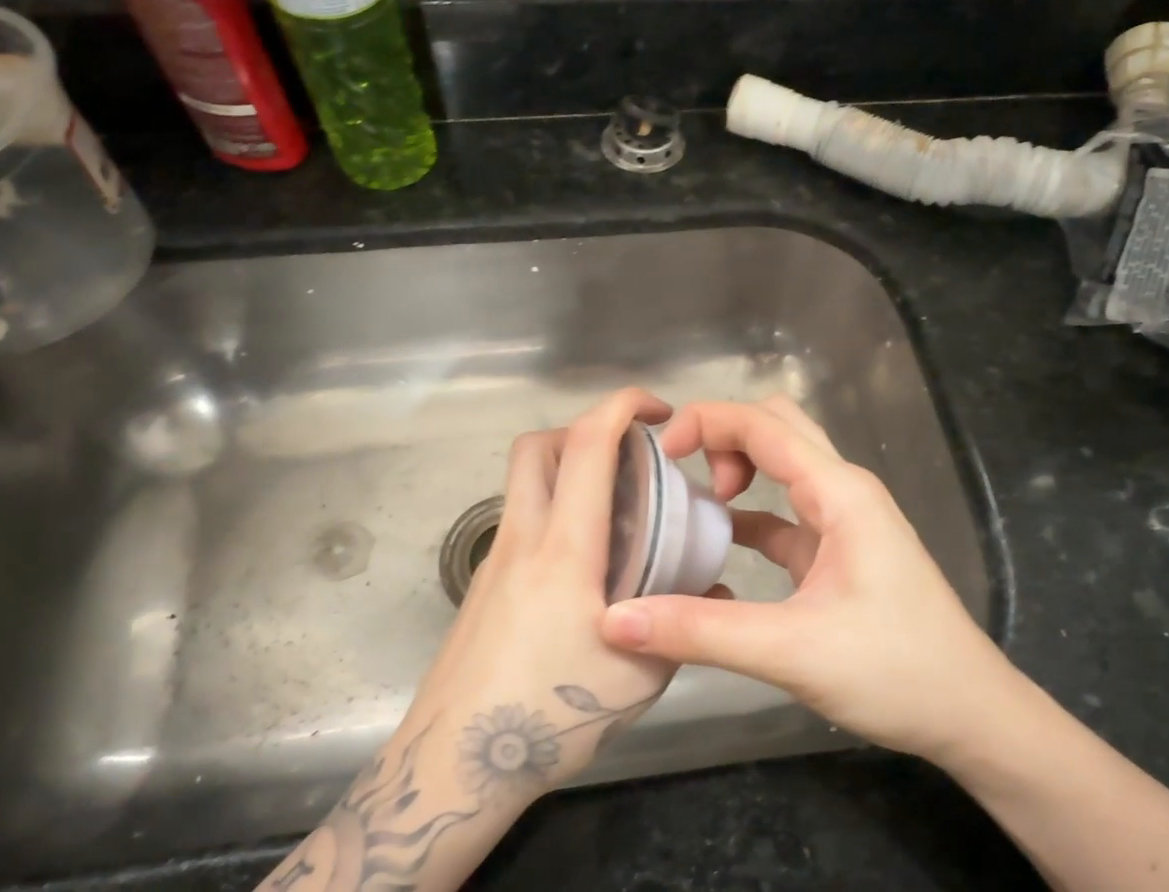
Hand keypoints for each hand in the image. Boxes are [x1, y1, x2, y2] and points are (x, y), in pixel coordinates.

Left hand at [253, 390, 678, 891]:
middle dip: (585, 430)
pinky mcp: (483, 585)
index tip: (659, 410)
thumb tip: (713, 592)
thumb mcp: (639, 678)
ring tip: (617, 513)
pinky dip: (555, 514)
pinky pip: (522, 522)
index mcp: (566, 548)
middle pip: (538, 446)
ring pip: (525, 482)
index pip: (587, 444)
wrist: (455, 762)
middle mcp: (523, 539)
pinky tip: (587, 569)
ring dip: (568, 472)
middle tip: (630, 458)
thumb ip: (681, 625)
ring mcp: (495, 561)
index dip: (622, 406)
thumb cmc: (551, 715)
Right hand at [598, 397, 1018, 762]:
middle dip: (723, 437)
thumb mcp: (790, 650)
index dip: (706, 421)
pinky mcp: (840, 555)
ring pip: (782, 468)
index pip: (763, 424)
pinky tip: (716, 551)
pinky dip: (748, 518)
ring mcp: (844, 523)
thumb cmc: (895, 671)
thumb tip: (614, 619)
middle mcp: (843, 492)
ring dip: (736, 472)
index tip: (660, 454)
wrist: (970, 714)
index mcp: (839, 492)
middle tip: (682, 479)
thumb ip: (700, 631)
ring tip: (690, 509)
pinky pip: (785, 516)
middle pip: (776, 428)